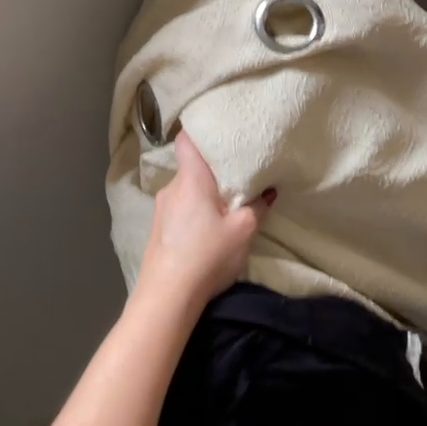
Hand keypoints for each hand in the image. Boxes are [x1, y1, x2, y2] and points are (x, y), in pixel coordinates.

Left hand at [134, 130, 272, 312]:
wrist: (165, 299)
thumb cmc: (206, 255)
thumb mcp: (244, 229)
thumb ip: (258, 206)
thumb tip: (268, 191)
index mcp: (191, 180)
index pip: (187, 140)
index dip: (201, 129)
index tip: (220, 126)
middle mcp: (172, 188)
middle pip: (192, 166)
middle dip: (214, 168)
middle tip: (239, 171)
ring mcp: (161, 210)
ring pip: (187, 189)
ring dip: (205, 192)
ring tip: (228, 201)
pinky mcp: (159, 230)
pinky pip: (181, 207)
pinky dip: (196, 209)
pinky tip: (209, 227)